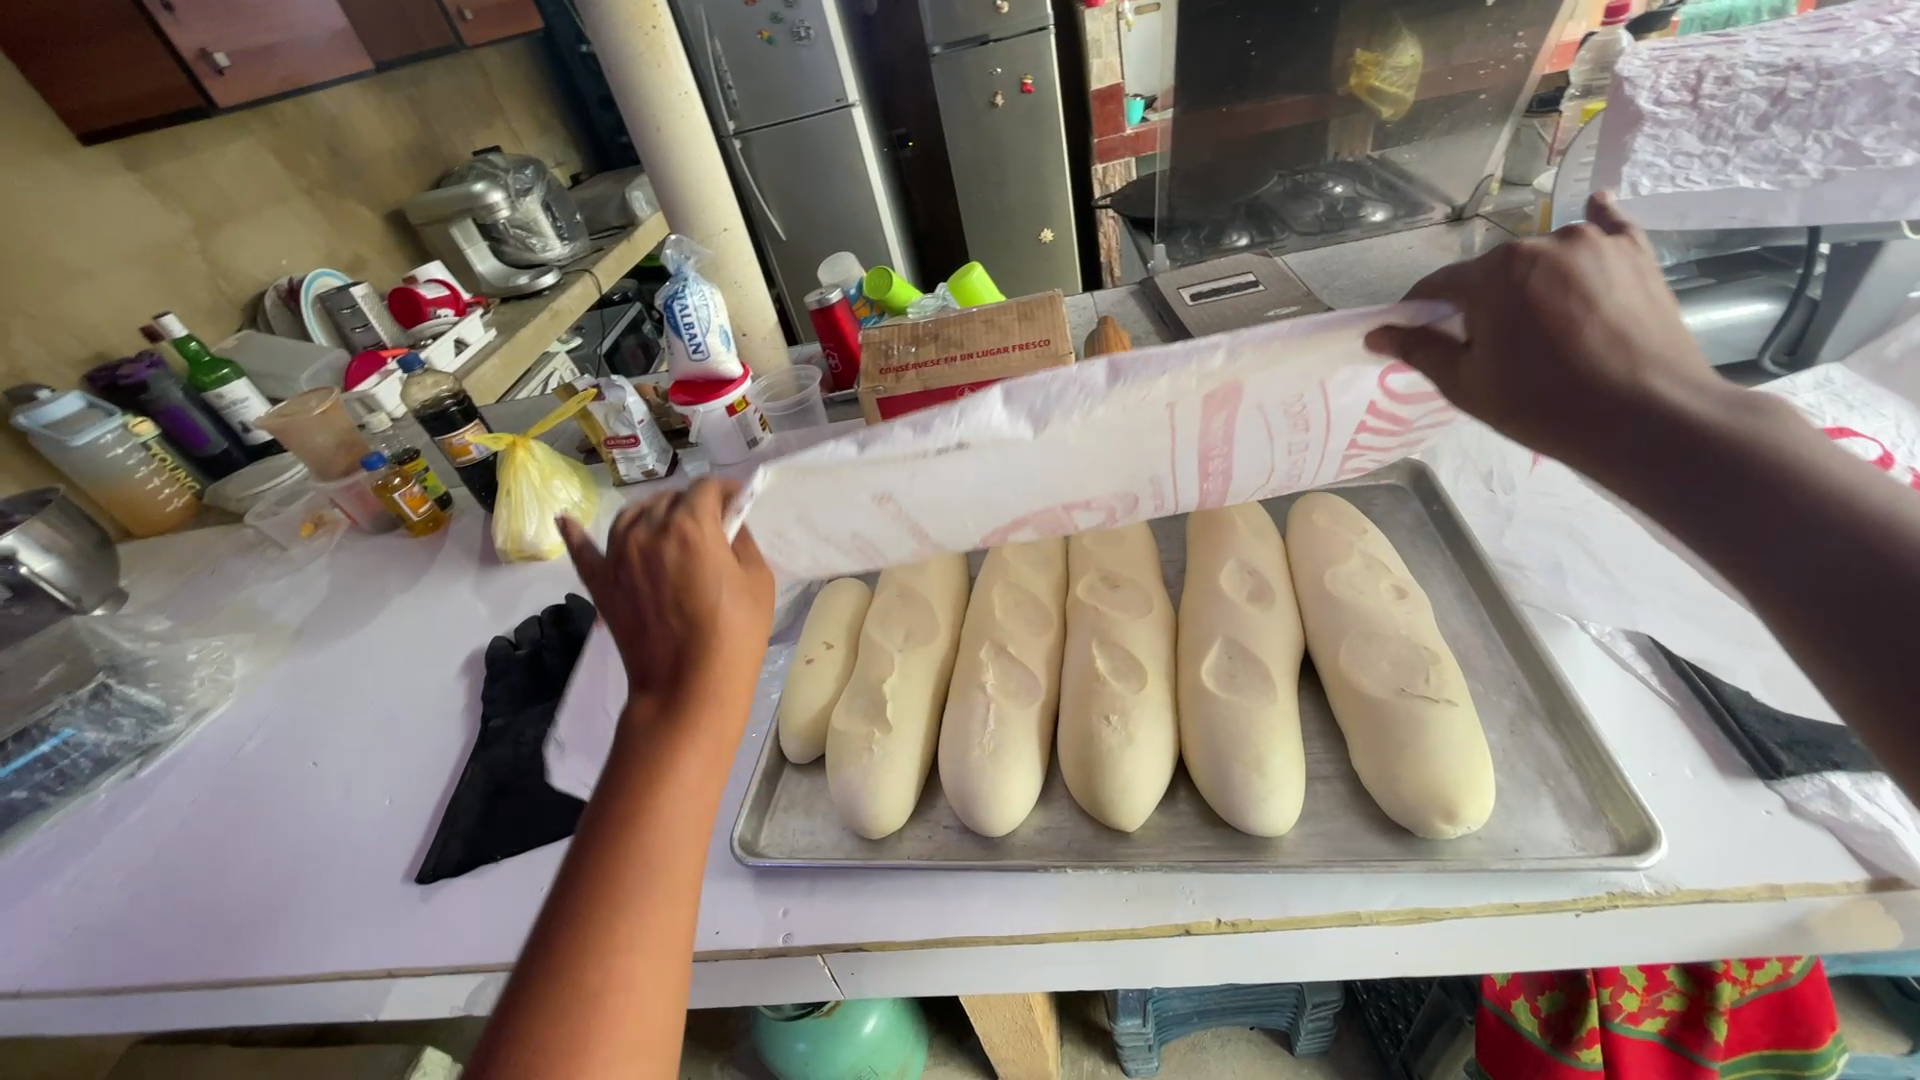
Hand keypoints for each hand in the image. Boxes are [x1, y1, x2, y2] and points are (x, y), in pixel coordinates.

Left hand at [559, 479, 774, 716]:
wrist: (688, 687)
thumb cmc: (735, 633)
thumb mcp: (758, 580)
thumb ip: (741, 541)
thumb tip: (728, 526)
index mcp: (691, 525)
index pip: (706, 488)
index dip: (726, 489)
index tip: (738, 500)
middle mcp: (647, 530)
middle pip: (669, 499)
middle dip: (694, 504)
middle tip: (713, 524)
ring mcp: (617, 555)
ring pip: (632, 516)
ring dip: (654, 513)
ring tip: (670, 527)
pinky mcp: (600, 583)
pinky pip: (583, 550)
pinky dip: (576, 534)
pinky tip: (566, 521)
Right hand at [1364, 193, 1726, 473]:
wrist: (1646, 415)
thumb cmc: (1540, 404)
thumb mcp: (1464, 384)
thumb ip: (1418, 349)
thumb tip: (1377, 333)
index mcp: (1493, 272)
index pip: (1438, 286)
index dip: (1420, 313)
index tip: (1417, 338)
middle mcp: (1542, 242)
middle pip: (1491, 272)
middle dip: (1479, 301)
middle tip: (1486, 344)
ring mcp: (1596, 242)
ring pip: (1541, 256)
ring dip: (1529, 279)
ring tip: (1537, 320)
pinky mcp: (1638, 252)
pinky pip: (1607, 227)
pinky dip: (1595, 222)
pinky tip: (1592, 210)